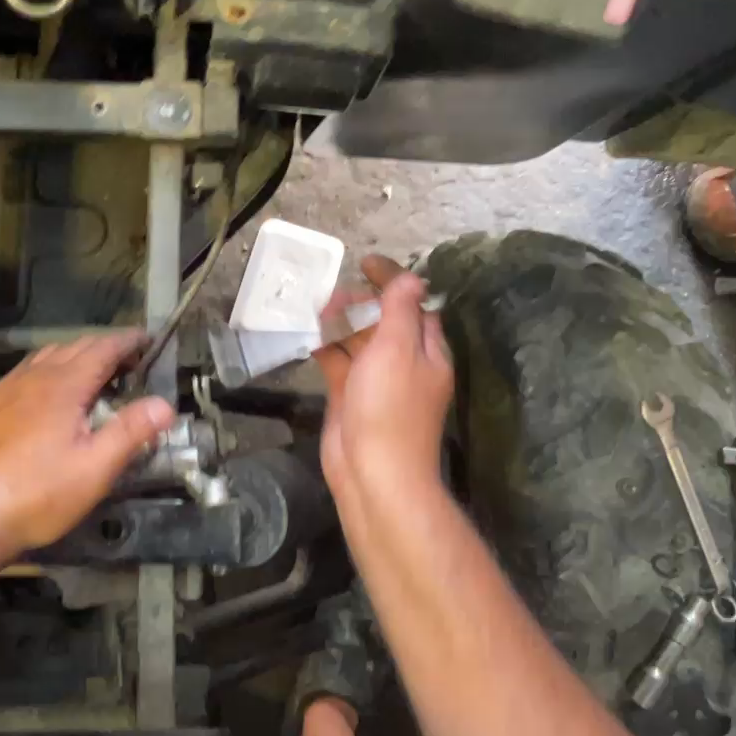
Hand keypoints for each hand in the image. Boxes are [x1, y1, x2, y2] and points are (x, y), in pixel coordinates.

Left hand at [0, 330, 175, 556]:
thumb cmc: (40, 494)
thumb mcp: (96, 468)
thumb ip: (131, 432)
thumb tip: (165, 405)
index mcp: (64, 385)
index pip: (103, 349)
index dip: (128, 342)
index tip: (148, 340)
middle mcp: (35, 376)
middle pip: (76, 347)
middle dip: (107, 348)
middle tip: (131, 363)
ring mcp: (9, 389)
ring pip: (49, 356)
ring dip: (78, 356)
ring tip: (97, 374)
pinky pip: (28, 371)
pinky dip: (51, 368)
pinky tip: (53, 392)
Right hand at [312, 255, 453, 515]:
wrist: (372, 473)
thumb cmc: (390, 408)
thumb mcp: (399, 349)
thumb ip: (401, 310)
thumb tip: (412, 277)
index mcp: (427, 351)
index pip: (414, 304)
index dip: (393, 280)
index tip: (366, 262)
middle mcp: (405, 363)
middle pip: (383, 321)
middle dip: (360, 302)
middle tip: (333, 292)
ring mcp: (376, 382)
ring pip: (358, 341)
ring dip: (340, 323)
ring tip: (316, 308)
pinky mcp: (351, 397)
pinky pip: (339, 363)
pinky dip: (325, 348)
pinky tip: (308, 335)